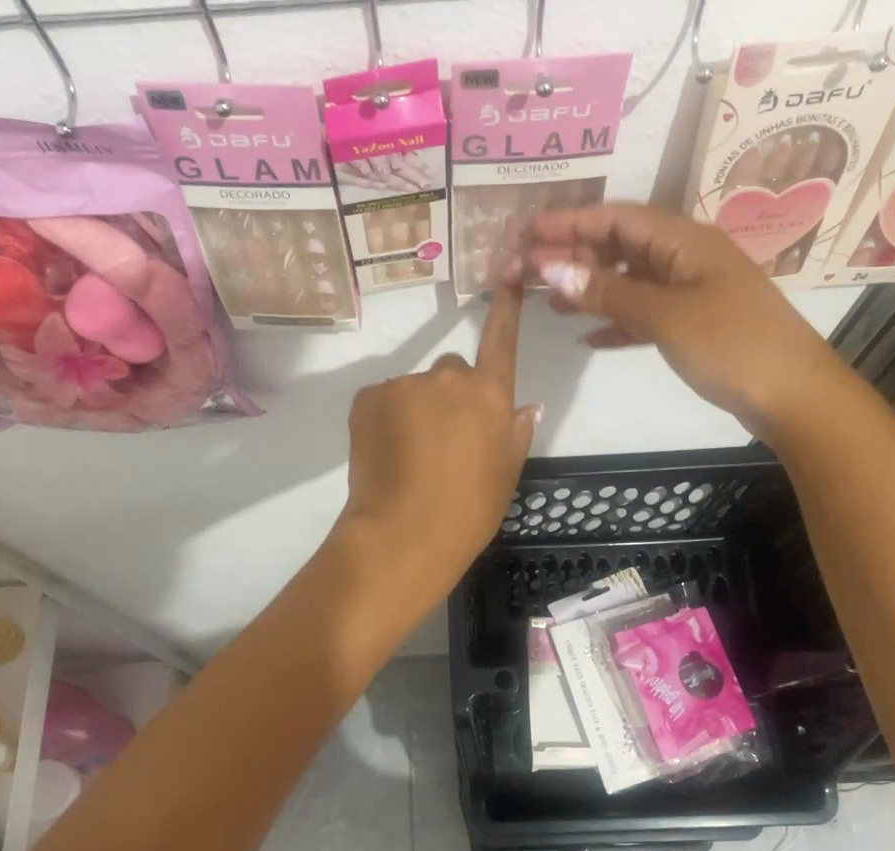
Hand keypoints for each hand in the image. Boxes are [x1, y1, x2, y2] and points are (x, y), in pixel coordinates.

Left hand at [339, 282, 538, 588]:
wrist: (404, 534)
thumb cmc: (468, 512)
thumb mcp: (506, 475)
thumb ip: (515, 434)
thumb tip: (525, 406)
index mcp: (491, 395)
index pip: (501, 341)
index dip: (505, 309)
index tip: (507, 274)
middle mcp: (449, 377)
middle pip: (452, 373)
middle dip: (449, 398)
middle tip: (443, 443)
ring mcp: (406, 383)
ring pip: (414, 390)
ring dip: (414, 411)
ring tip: (410, 458)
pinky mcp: (369, 396)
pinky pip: (383, 401)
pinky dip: (384, 420)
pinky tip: (387, 455)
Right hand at [520, 203, 841, 430]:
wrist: (793, 395)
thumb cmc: (732, 345)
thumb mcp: (666, 315)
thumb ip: (609, 293)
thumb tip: (551, 269)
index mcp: (685, 241)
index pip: (618, 218)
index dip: (570, 222)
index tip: (525, 232)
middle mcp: (687, 258)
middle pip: (621, 246)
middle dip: (573, 254)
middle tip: (524, 269)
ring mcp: (692, 292)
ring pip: (630, 281)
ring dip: (590, 288)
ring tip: (547, 302)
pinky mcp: (695, 326)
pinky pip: (645, 314)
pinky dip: (616, 321)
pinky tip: (588, 337)